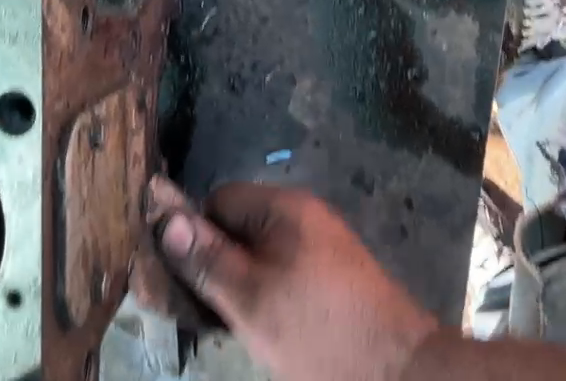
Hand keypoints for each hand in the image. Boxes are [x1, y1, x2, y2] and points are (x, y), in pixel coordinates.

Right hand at [148, 177, 439, 380]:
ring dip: (242, 283)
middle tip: (211, 311)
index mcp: (284, 206)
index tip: (189, 281)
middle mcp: (303, 214)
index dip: (196, 237)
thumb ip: (207, 259)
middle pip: (238, 225)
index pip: (218, 201)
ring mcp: (321, 243)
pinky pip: (283, 269)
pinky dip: (268, 292)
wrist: (402, 373)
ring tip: (238, 324)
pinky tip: (268, 326)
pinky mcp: (333, 273)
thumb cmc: (319, 332)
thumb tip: (164, 216)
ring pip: (259, 252)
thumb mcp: (252, 299)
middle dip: (219, 263)